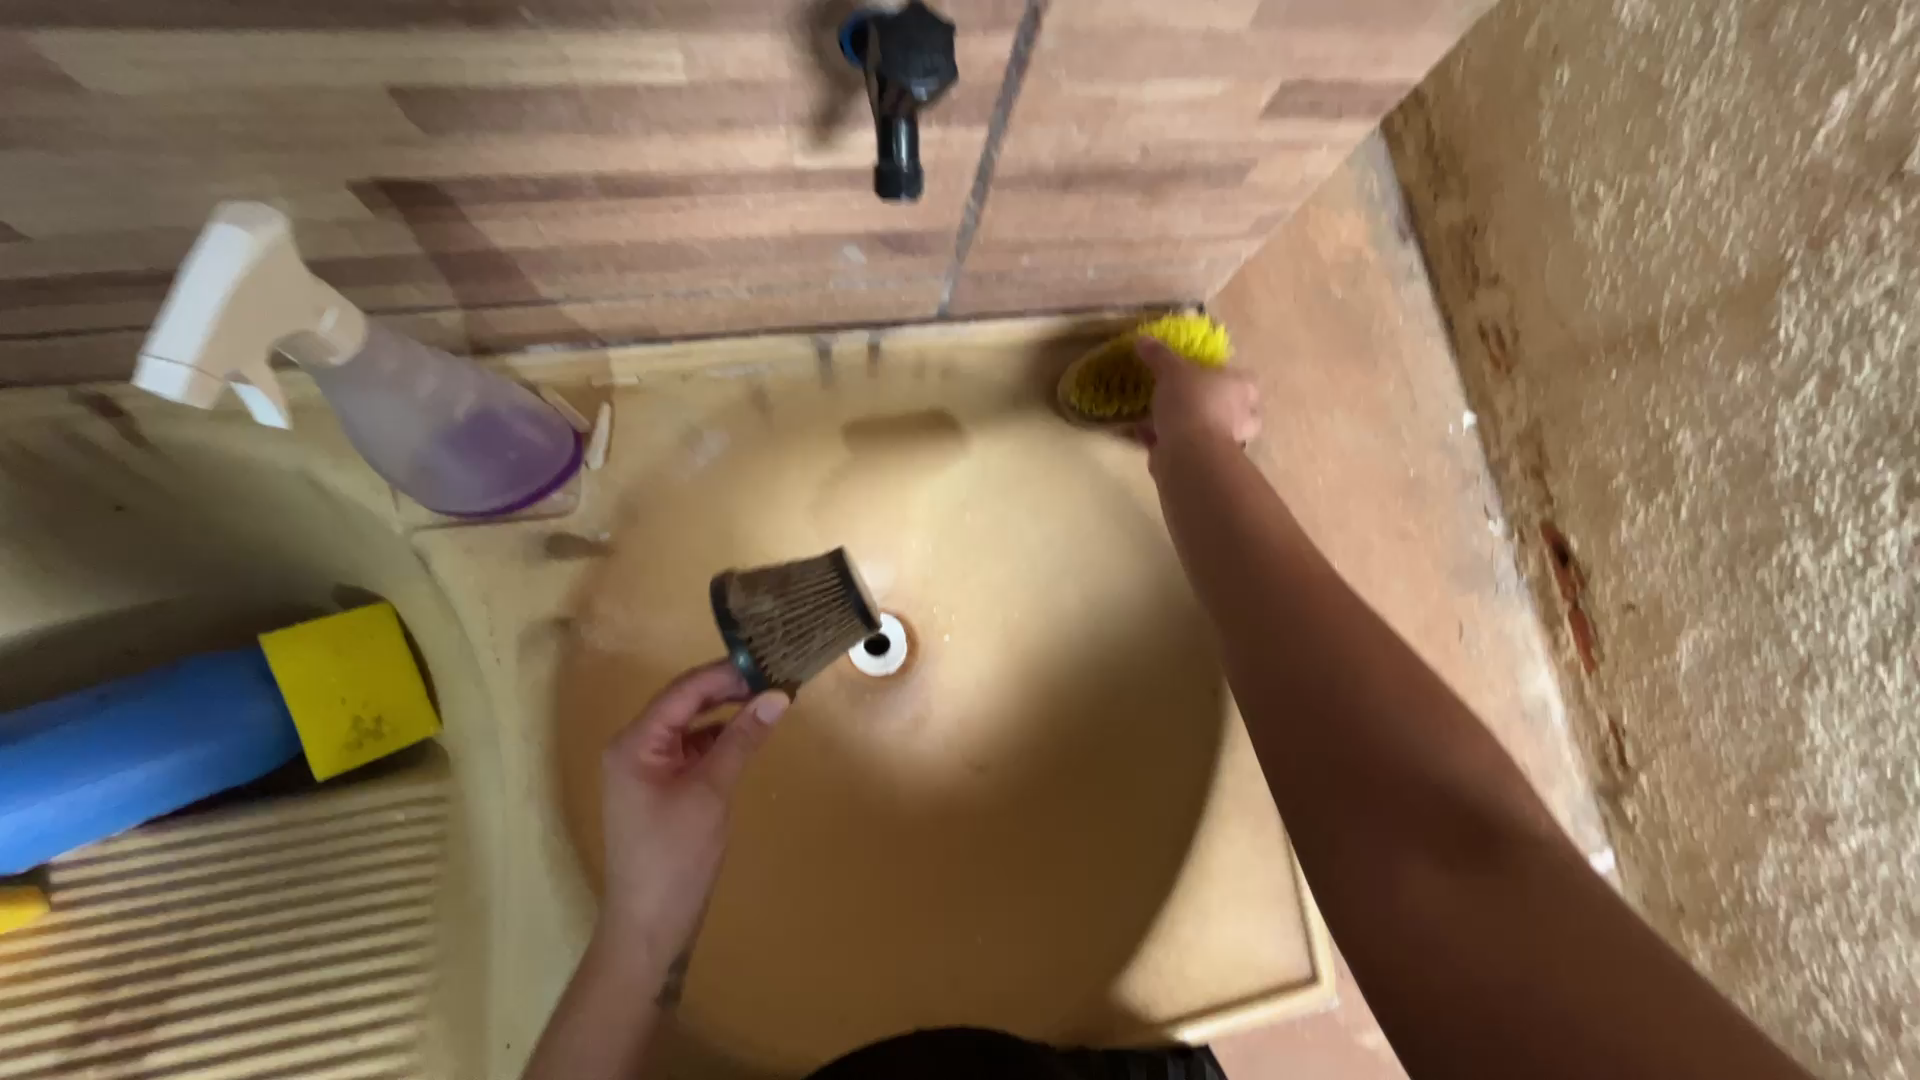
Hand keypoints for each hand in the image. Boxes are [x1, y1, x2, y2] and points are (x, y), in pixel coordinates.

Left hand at [597, 660, 789, 986]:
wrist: (648, 926)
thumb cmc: (675, 857)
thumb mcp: (712, 792)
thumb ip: (742, 739)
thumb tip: (778, 696)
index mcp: (635, 742)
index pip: (684, 691)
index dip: (726, 674)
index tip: (769, 662)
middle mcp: (634, 747)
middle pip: (685, 703)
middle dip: (729, 690)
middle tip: (775, 679)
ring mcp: (646, 768)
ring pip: (690, 725)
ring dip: (727, 713)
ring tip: (769, 701)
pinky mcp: (660, 787)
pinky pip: (692, 749)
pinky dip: (720, 739)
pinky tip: (749, 736)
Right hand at [1134, 336, 1261, 448]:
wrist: (1188, 452)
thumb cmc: (1191, 402)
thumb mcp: (1171, 370)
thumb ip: (1159, 356)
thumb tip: (1142, 339)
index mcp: (1240, 388)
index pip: (1244, 380)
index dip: (1227, 379)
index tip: (1205, 377)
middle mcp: (1240, 415)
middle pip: (1233, 410)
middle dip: (1215, 407)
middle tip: (1190, 400)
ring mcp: (1223, 442)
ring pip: (1208, 431)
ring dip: (1188, 426)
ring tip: (1162, 417)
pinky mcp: (1201, 461)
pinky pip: (1182, 445)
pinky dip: (1164, 440)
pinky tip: (1143, 432)